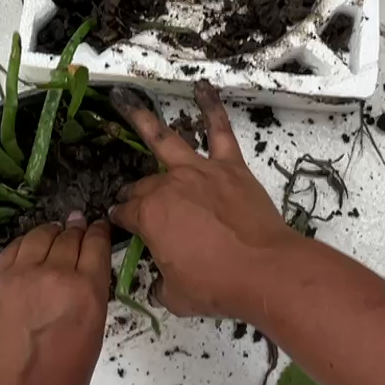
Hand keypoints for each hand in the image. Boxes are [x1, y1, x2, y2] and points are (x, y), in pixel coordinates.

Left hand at [0, 213, 112, 384]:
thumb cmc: (62, 383)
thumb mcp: (93, 334)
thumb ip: (90, 295)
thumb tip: (84, 268)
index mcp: (87, 291)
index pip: (96, 244)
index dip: (99, 232)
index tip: (99, 228)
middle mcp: (56, 274)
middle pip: (69, 236)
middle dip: (77, 232)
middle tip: (78, 229)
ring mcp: (21, 275)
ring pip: (41, 235)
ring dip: (51, 233)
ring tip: (54, 235)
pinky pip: (14, 248)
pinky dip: (26, 244)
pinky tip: (30, 248)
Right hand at [107, 82, 298, 318]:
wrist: (264, 270)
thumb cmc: (217, 285)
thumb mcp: (176, 296)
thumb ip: (161, 285)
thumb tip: (158, 286)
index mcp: (150, 216)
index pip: (127, 214)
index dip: (121, 220)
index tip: (120, 223)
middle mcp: (168, 186)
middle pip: (143, 185)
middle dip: (133, 192)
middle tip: (131, 199)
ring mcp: (199, 171)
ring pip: (166, 140)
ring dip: (143, 119)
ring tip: (126, 101)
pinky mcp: (230, 167)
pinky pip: (220, 131)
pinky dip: (212, 108)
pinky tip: (204, 88)